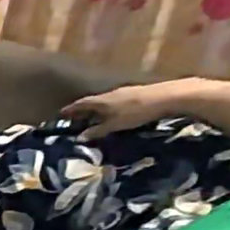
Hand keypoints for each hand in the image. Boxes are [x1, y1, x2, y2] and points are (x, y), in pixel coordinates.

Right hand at [60, 78, 202, 138]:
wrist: (169, 96)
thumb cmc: (138, 112)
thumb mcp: (115, 125)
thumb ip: (97, 131)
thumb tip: (79, 138)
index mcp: (102, 101)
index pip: (81, 104)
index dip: (70, 109)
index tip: (60, 114)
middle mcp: (110, 94)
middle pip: (92, 101)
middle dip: (82, 110)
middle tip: (75, 118)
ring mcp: (124, 92)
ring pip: (105, 101)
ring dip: (96, 109)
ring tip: (92, 118)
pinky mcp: (136, 93)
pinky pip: (115, 101)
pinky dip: (108, 108)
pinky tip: (112, 114)